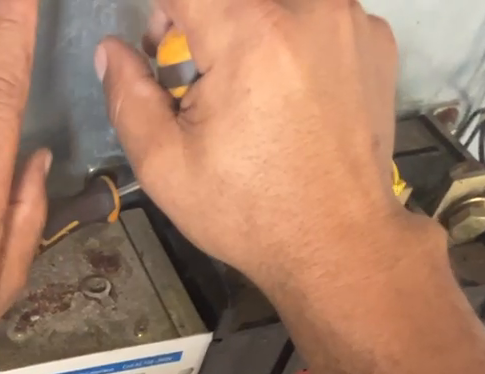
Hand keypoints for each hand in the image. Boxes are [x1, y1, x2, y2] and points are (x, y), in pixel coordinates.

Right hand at [96, 0, 412, 297]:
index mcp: (249, 32)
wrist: (333, 240)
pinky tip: (283, 98)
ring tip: (239, 91)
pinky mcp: (373, 36)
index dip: (159, 10)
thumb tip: (111, 51)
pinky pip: (316, 15)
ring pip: (275, 4)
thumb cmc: (242, 211)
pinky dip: (287, 41)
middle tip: (190, 74)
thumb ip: (129, 99)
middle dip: (199, 18)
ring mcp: (349, 16)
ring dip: (245, 31)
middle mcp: (307, 5)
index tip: (152, 45)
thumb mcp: (164, 166)